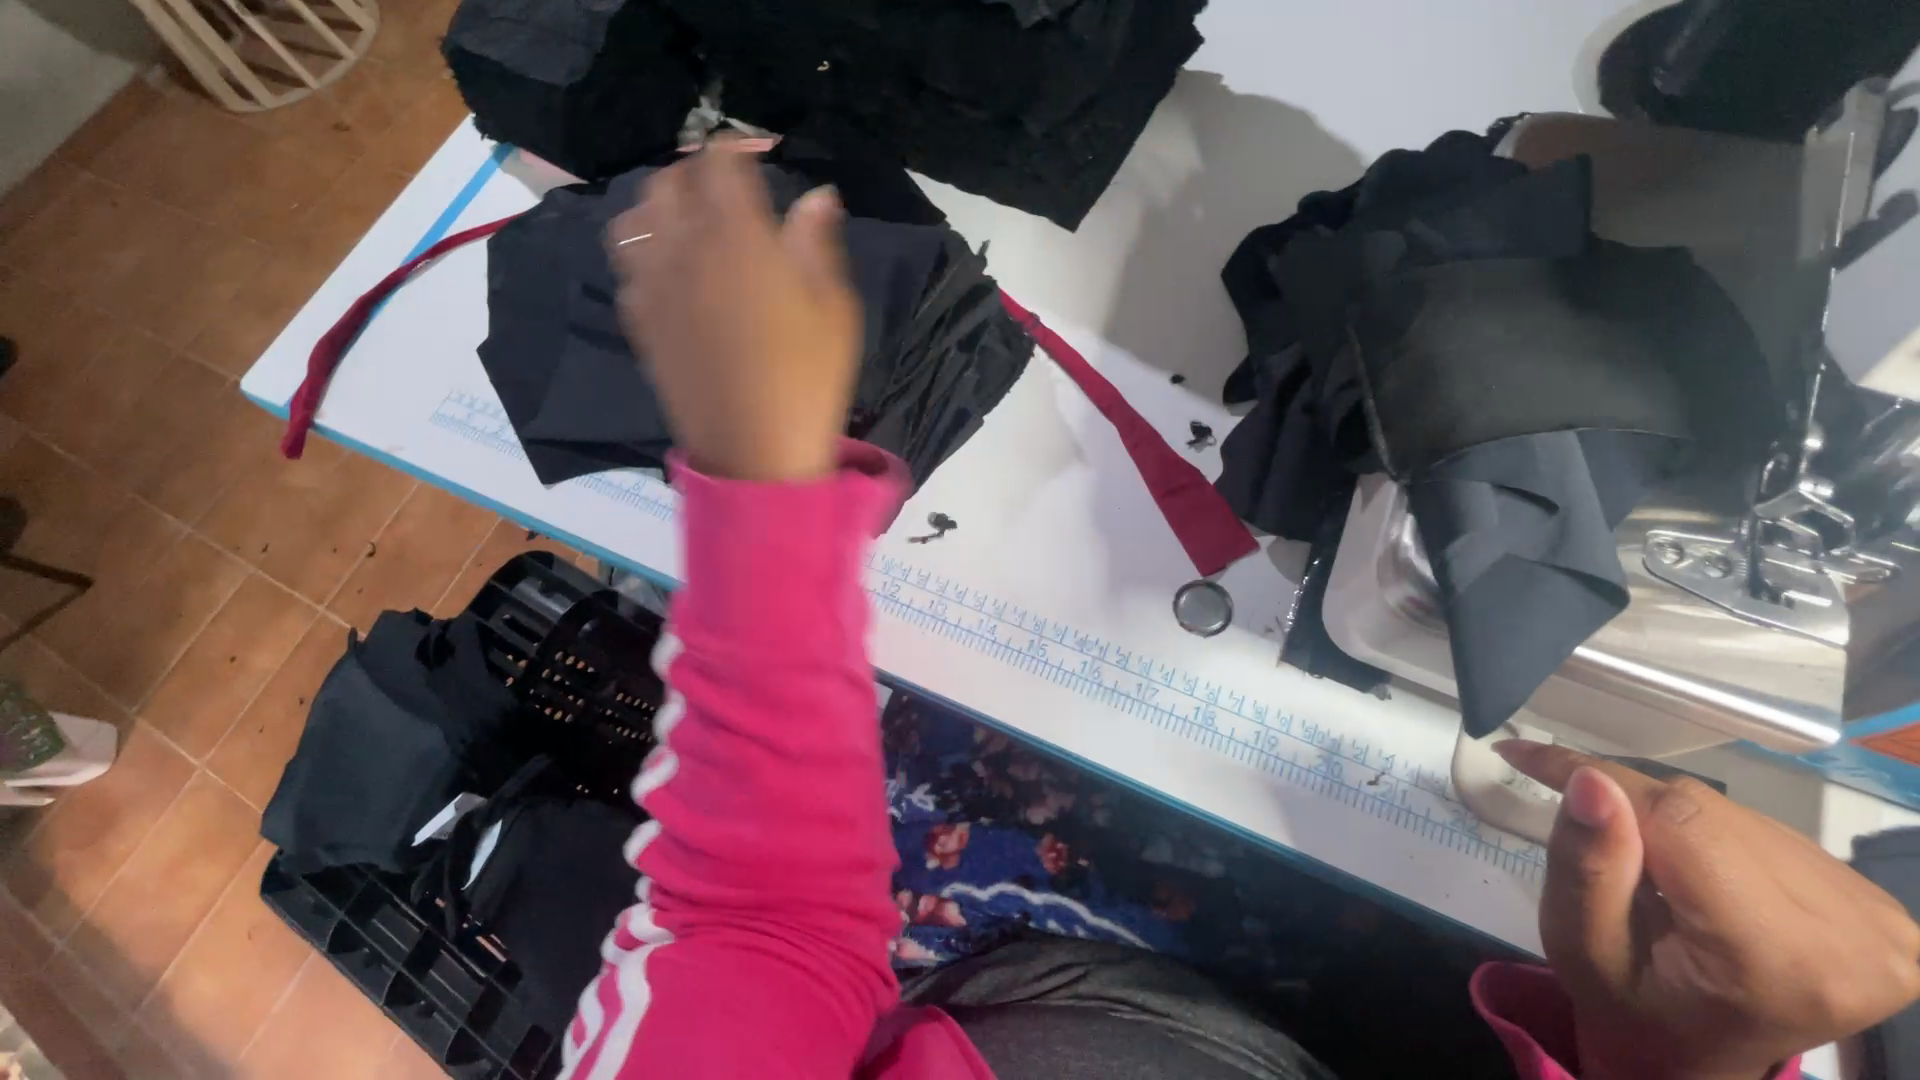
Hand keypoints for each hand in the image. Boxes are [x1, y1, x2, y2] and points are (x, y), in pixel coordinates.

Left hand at [606, 139, 860, 481]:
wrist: (755, 452)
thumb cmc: (809, 379)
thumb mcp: (834, 309)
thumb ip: (817, 244)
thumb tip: (817, 196)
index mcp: (738, 238)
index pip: (720, 163)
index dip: (738, 148)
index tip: (761, 159)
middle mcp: (684, 249)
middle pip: (669, 181)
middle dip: (696, 173)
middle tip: (727, 193)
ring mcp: (653, 286)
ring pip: (635, 218)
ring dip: (660, 207)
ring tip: (688, 225)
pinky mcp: (639, 321)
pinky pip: (627, 267)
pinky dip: (645, 254)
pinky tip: (671, 274)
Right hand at [1495, 740, 1919, 1079]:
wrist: (1698, 1055)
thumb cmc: (1626, 1005)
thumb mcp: (1579, 945)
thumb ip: (1586, 866)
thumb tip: (1590, 779)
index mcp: (1772, 956)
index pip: (1677, 820)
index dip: (1596, 775)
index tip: (1521, 752)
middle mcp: (1854, 936)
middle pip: (1704, 813)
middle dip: (1626, 803)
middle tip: (1575, 818)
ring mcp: (1881, 921)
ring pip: (1728, 812)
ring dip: (1663, 816)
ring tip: (1633, 856)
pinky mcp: (1880, 906)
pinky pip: (1760, 827)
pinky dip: (1702, 831)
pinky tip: (1684, 866)